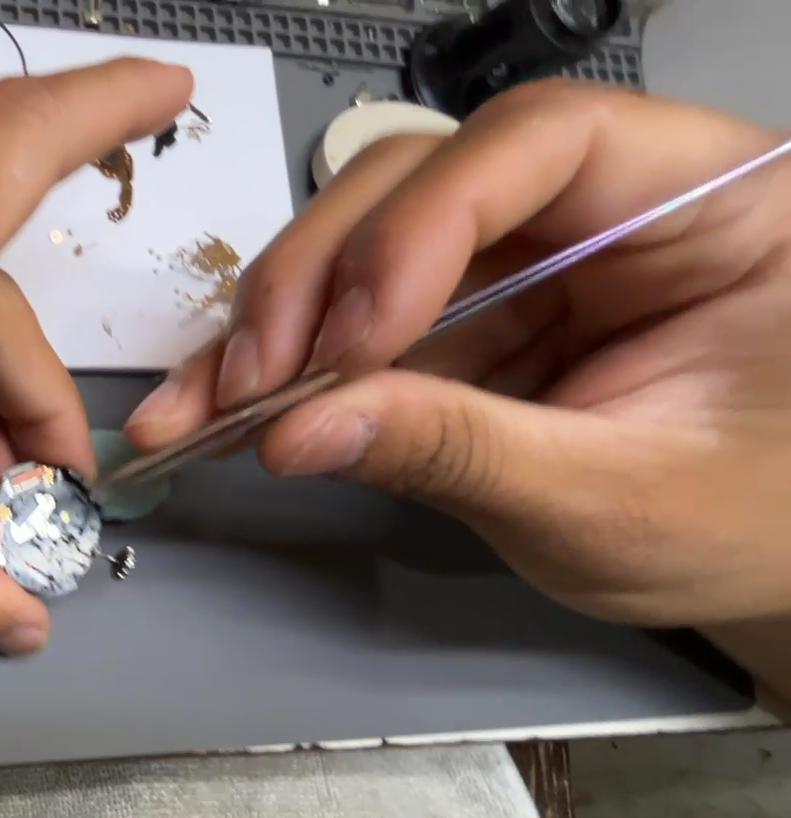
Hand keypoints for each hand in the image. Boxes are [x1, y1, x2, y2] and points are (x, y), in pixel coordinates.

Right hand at [124, 81, 790, 627]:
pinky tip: (196, 417)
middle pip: (397, 188)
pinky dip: (248, 377)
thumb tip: (294, 433)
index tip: (349, 350)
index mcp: (703, 208)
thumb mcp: (614, 501)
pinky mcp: (422, 330)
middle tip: (251, 388)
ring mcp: (485, 272)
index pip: (535, 145)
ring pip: (332, 255)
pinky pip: (316, 332)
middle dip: (302, 287)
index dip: (415, 229)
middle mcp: (577, 215)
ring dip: (249, 338)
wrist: (747, 562)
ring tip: (191, 415)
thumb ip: (459, 451)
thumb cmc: (748, 524)